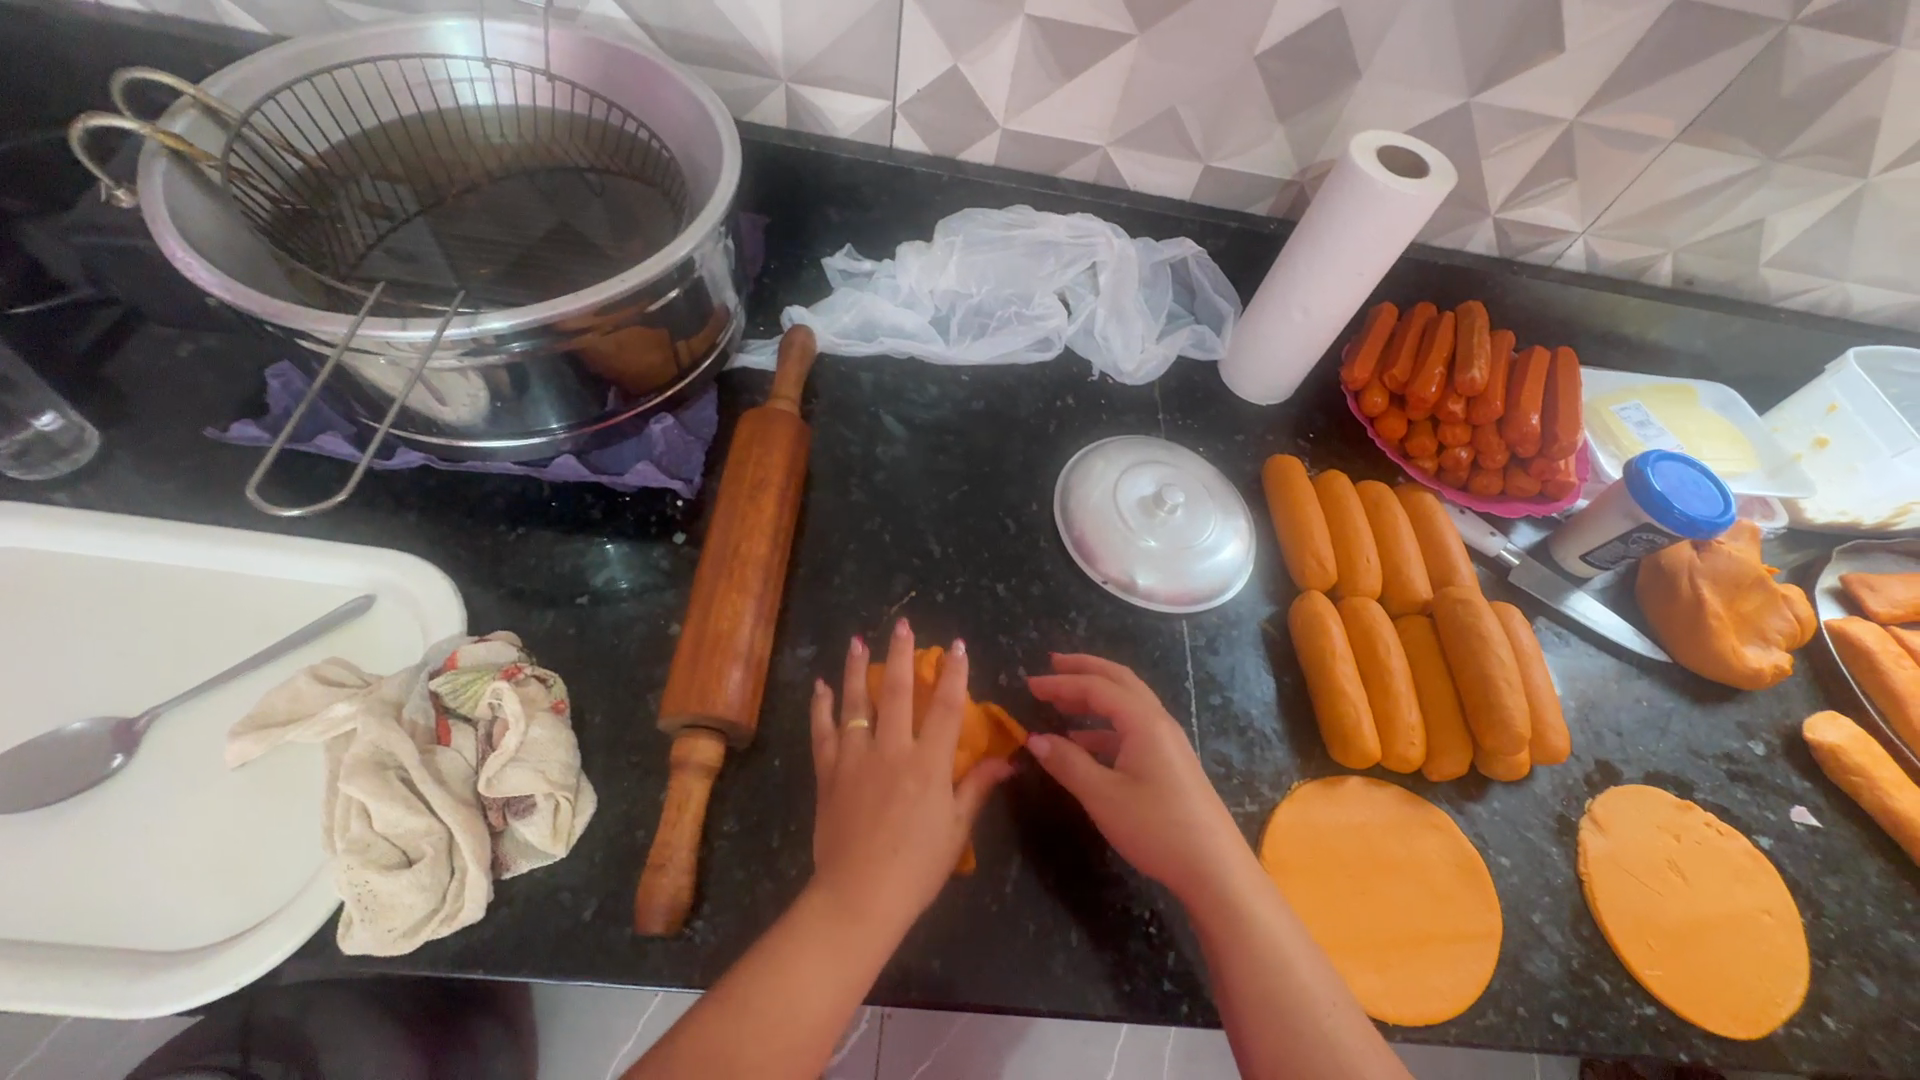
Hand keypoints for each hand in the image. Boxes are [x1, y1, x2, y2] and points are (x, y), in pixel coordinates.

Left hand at [807, 619, 1013, 933]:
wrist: (858, 897)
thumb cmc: (917, 868)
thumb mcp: (956, 830)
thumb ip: (977, 788)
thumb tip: (1009, 761)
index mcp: (928, 764)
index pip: (947, 708)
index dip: (954, 675)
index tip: (957, 646)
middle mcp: (891, 750)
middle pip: (897, 692)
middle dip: (901, 655)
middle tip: (902, 624)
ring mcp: (855, 758)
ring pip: (855, 702)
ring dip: (856, 668)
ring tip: (857, 640)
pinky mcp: (828, 773)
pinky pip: (822, 731)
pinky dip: (820, 706)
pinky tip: (820, 686)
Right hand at [1026, 654, 1255, 905]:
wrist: (1214, 868)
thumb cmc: (1157, 828)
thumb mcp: (1103, 796)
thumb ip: (1068, 763)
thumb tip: (1035, 739)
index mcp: (1144, 722)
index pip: (1097, 687)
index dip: (1062, 682)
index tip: (1030, 685)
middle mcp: (1159, 722)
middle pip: (1120, 681)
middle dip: (1085, 670)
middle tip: (1053, 665)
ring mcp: (1168, 743)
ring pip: (1128, 705)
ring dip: (1095, 698)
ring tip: (1062, 704)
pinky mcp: (1171, 763)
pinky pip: (1133, 729)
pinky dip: (1105, 726)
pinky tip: (1084, 743)